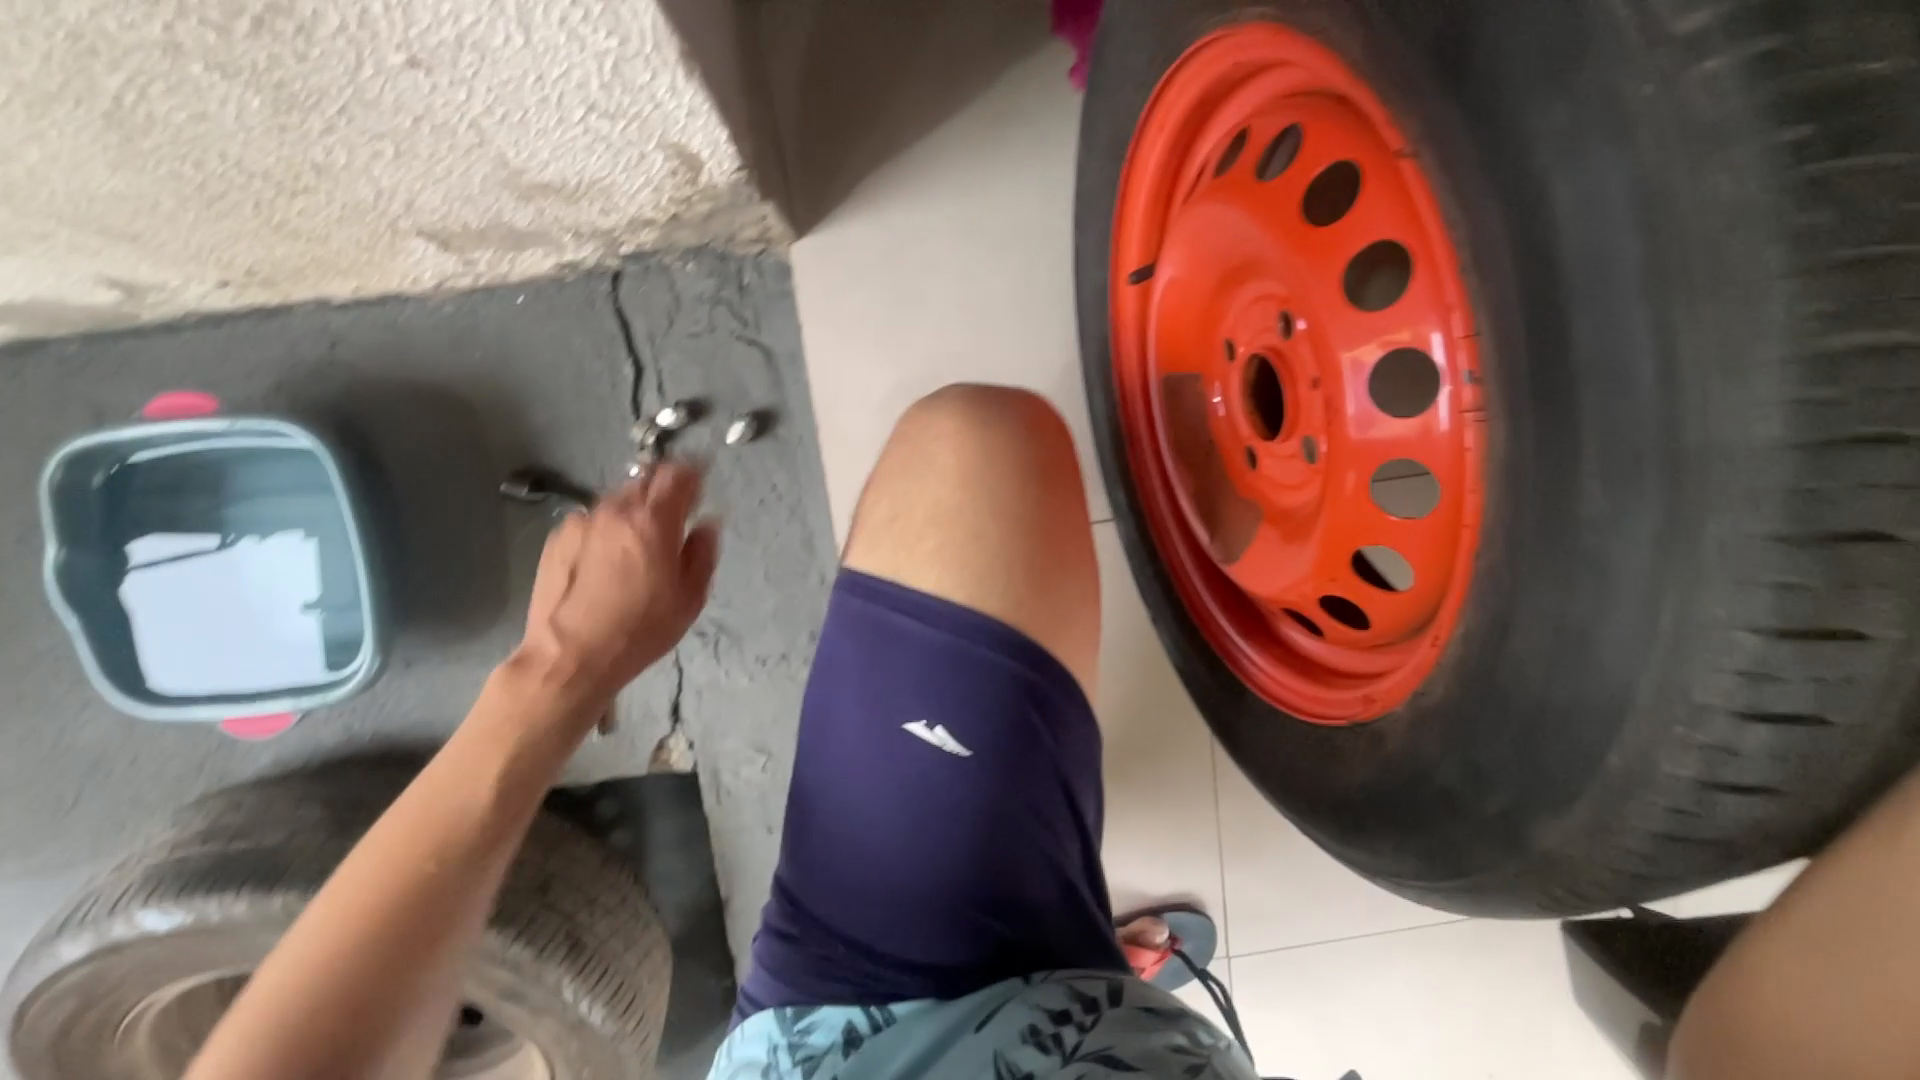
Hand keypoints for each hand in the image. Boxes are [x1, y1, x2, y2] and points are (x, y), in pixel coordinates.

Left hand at [516, 463, 718, 706]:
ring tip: (638, 542)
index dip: (694, 472)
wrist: (569, 657)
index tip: (701, 479)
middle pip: (646, 480)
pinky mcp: (558, 538)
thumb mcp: (690, 599)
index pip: (678, 474)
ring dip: (634, 509)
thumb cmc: (640, 631)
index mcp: (654, 521)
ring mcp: (583, 521)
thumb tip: (706, 526)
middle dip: (664, 490)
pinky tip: (606, 561)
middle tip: (673, 515)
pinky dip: (607, 529)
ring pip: (617, 499)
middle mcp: (616, 510)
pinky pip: (593, 521)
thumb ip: (702, 553)